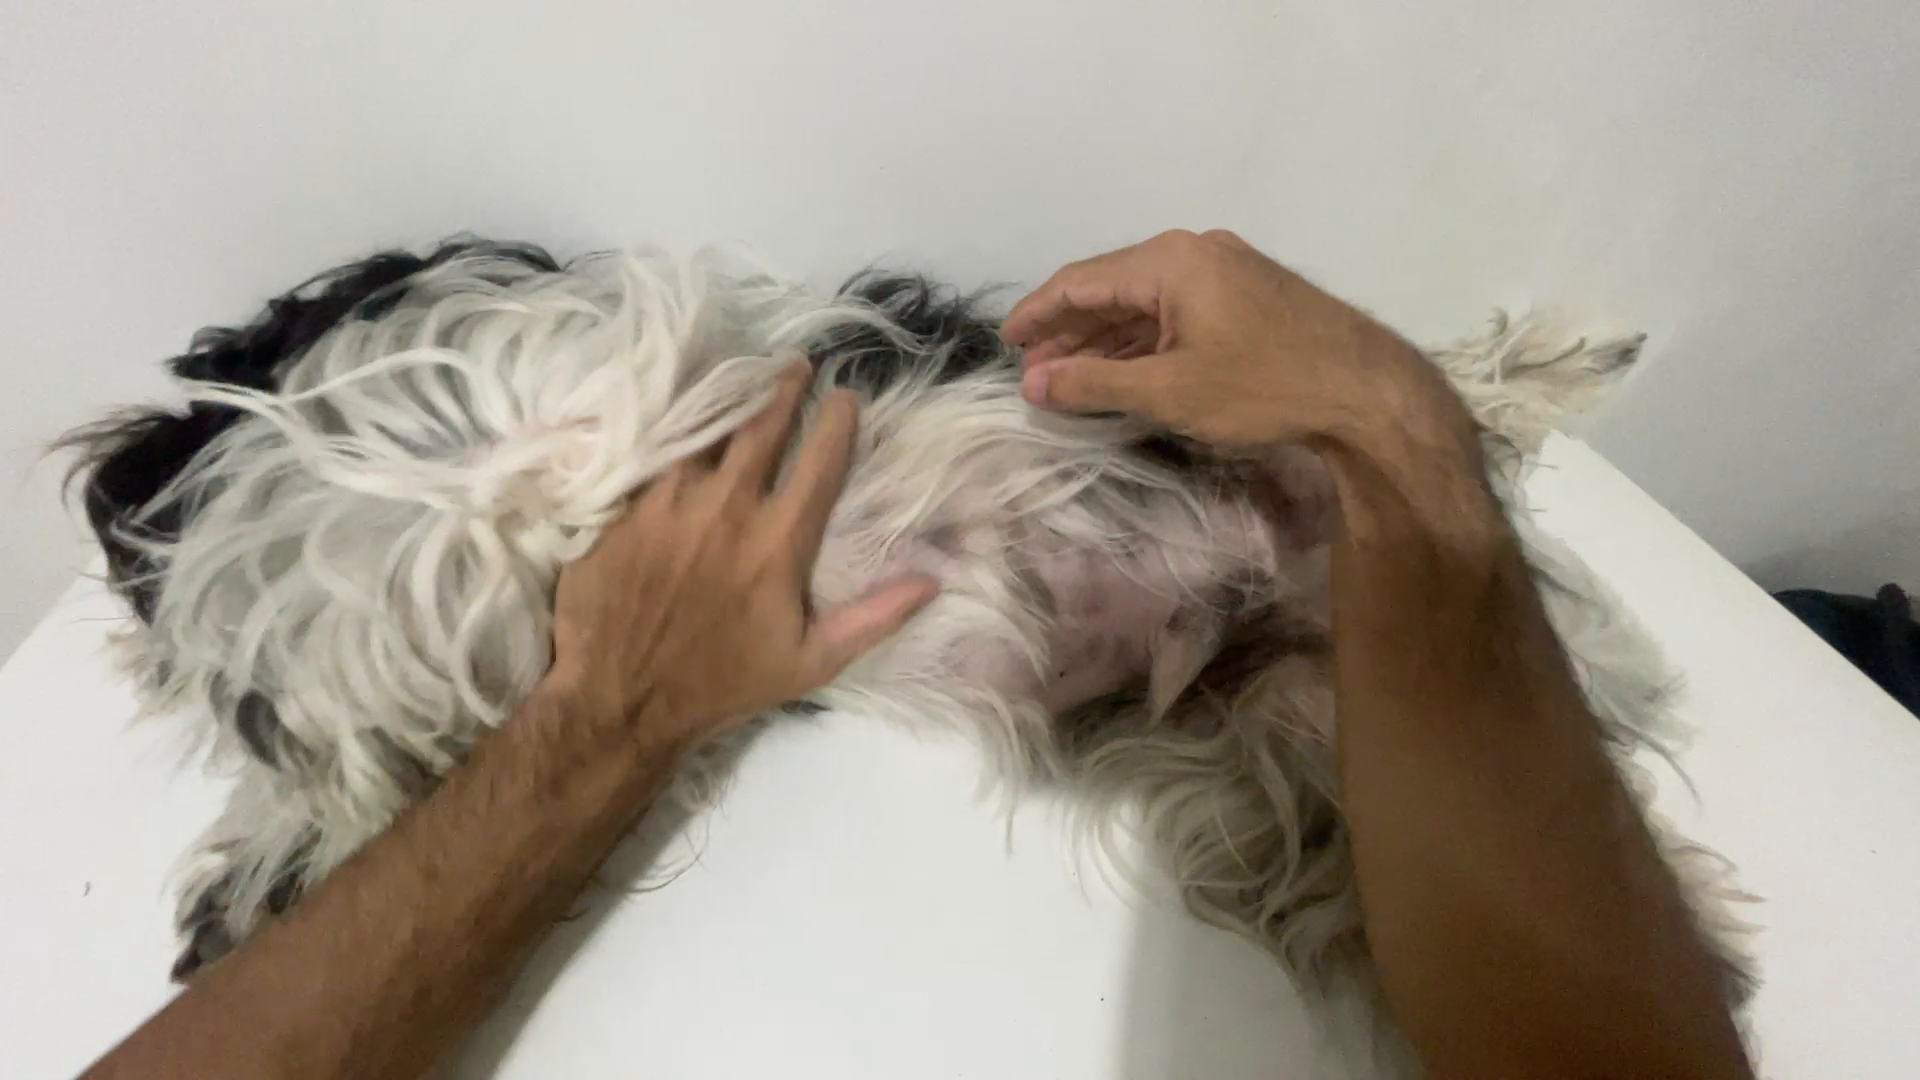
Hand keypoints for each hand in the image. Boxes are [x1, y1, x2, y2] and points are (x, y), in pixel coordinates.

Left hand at [542, 359, 937, 747]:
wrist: (619, 699)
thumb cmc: (725, 682)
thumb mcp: (812, 662)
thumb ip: (874, 618)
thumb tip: (932, 580)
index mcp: (778, 542)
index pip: (819, 464)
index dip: (837, 423)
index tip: (847, 395)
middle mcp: (727, 508)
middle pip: (761, 429)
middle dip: (784, 390)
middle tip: (797, 364)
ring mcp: (669, 503)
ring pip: (706, 432)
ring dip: (732, 402)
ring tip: (745, 378)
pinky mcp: (626, 509)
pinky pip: (658, 454)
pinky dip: (681, 431)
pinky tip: (686, 420)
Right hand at [1004, 229, 1467, 453]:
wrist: (1367, 393)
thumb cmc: (1262, 387)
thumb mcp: (1168, 391)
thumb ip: (1093, 385)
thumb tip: (1033, 384)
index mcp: (1169, 262)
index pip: (1080, 280)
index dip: (1037, 313)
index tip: (1006, 343)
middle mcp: (1192, 253)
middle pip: (1109, 289)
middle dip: (1067, 333)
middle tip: (1032, 372)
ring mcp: (1221, 273)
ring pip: (1140, 305)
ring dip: (1101, 342)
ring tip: (1065, 377)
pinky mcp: (1241, 298)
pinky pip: (1171, 315)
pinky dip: (1138, 344)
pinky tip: (1118, 371)